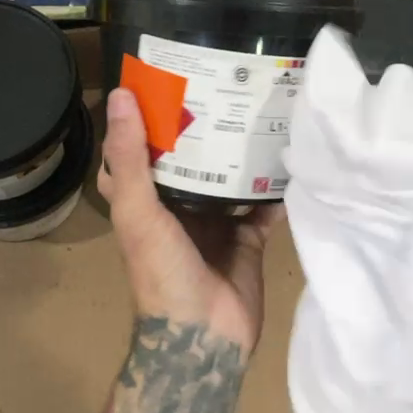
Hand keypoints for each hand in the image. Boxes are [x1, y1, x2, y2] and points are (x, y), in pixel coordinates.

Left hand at [97, 88, 278, 354]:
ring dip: (241, 150)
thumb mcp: (137, 210)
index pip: (137, 150)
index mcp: (144, 199)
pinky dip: (275, 186)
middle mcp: (177, 206)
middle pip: (189, 158)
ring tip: (261, 108)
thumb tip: (120, 94)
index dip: (143, 117)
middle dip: (203, 126)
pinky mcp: (247, 238)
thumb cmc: (161, 271)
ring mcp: (214, 222)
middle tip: (225, 82)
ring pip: (228, 176)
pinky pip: (262, 205)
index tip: (161, 78)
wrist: (205, 334)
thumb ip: (130, 156)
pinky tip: (291, 156)